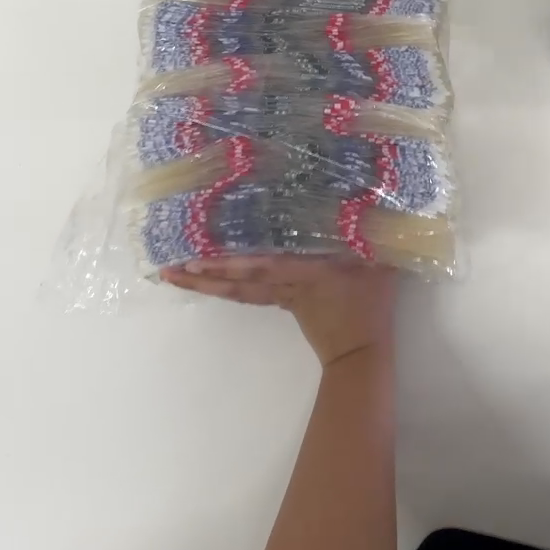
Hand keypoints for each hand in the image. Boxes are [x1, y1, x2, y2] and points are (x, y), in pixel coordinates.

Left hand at [163, 255, 397, 366]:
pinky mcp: (285, 303)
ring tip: (173, 274)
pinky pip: (250, 293)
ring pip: (240, 290)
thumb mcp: (381, 264)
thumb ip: (375, 233)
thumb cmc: (371, 304)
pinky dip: (227, 285)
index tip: (203, 258)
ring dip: (206, 283)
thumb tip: (371, 198)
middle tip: (169, 267)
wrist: (362, 351)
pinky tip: (210, 277)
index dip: (235, 263)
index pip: (268, 268)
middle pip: (241, 281)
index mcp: (311, 274)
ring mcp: (284, 297)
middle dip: (206, 274)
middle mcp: (289, 285)